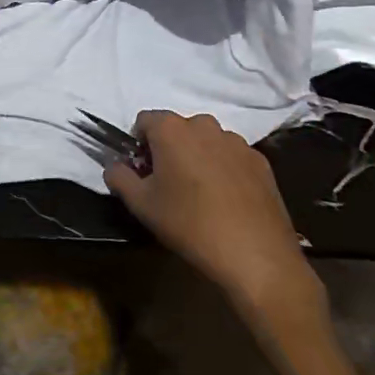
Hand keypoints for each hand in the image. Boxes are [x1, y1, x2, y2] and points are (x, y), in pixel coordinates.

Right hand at [104, 112, 318, 313]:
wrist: (255, 254)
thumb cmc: (189, 224)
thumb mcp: (141, 205)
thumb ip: (119, 177)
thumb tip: (114, 166)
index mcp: (171, 129)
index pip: (144, 120)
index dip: (138, 144)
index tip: (143, 172)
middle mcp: (204, 125)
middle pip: (177, 129)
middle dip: (169, 149)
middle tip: (168, 185)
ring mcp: (236, 141)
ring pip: (206, 142)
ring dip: (197, 157)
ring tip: (200, 195)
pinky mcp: (260, 160)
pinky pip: (231, 157)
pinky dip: (224, 169)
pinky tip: (226, 201)